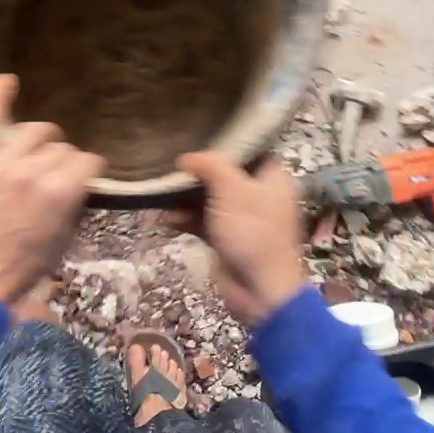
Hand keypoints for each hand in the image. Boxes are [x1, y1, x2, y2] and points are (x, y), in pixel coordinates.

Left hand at [0, 75, 105, 304]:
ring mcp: (1, 163)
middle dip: (62, 161)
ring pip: (32, 130)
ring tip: (34, 155)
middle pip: (60, 146)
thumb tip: (80, 178)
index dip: (88, 171)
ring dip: (39, 141)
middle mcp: (33, 171)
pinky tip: (7, 80)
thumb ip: (75, 200)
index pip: (87, 161)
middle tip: (52, 180)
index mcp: (62, 192)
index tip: (84, 180)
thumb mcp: (66, 236)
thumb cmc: (27, 265)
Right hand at [174, 151, 306, 325]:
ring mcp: (244, 221)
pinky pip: (205, 223)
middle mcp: (260, 197)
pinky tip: (166, 219)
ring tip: (161, 195)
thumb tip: (188, 157)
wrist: (260, 291)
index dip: (227, 146)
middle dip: (198, 175)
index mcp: (272, 180)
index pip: (252, 152)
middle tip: (173, 168)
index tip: (199, 141)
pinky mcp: (228, 241)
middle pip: (226, 177)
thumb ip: (211, 166)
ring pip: (212, 201)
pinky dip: (187, 220)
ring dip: (186, 199)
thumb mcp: (232, 191)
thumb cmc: (251, 233)